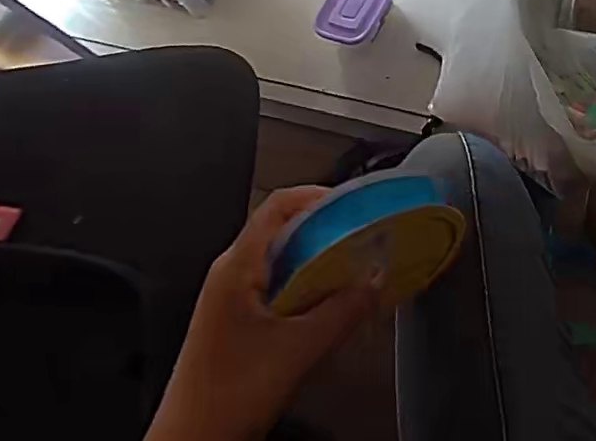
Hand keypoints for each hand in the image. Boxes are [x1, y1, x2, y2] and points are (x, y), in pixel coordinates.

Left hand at [146, 187, 379, 440]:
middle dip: (323, 229)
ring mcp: (231, 294)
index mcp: (237, 265)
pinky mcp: (236, 316)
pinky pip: (276, 281)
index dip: (315, 196)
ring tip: (349, 268)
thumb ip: (340, 314)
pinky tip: (325, 303)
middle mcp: (231, 271)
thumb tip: (373, 284)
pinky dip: (304, 282)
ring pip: (281, 256)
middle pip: (282, 227)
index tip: (348, 204)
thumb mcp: (295, 352)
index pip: (278, 204)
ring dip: (316, 258)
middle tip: (356, 237)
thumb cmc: (223, 399)